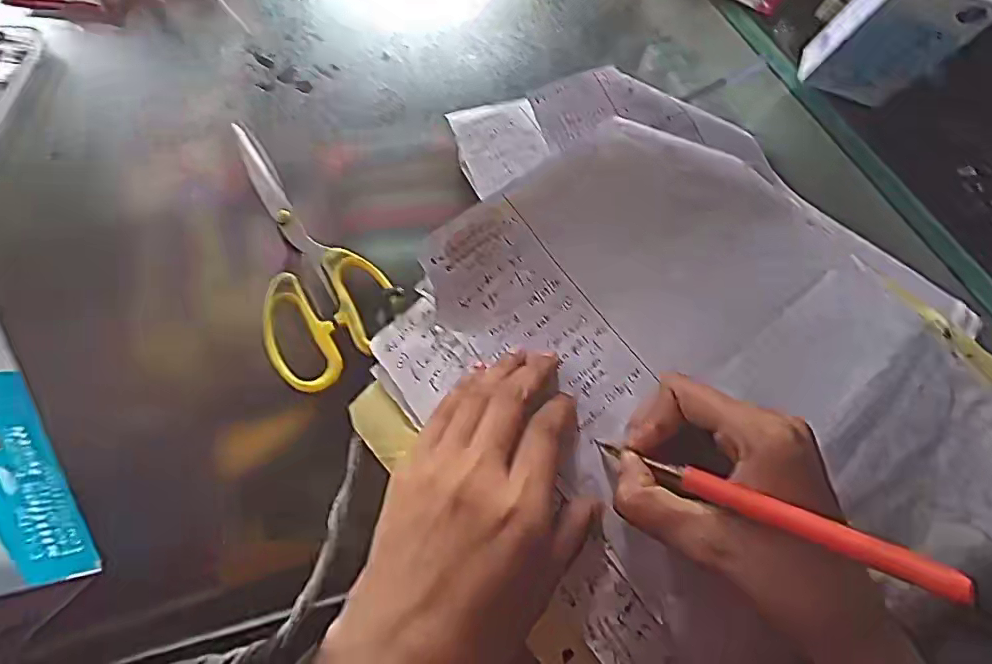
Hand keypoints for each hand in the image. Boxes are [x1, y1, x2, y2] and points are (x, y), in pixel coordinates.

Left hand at [322, 352, 599, 663]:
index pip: (547, 433)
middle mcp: (482, 472)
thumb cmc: (478, 626)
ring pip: (475, 398)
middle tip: (545, 358)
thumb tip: (589, 498)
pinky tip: (471, 378)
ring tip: (514, 356)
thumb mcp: (540, 587)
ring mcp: (442, 464)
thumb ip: (569, 534)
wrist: (401, 641)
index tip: (567, 400)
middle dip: (532, 373)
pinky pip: (440, 413)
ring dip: (497, 371)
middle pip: (510, 402)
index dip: (560, 408)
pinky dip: (459, 389)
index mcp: (521, 505)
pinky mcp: (412, 464)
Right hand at [613, 375, 917, 663]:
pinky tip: (688, 495)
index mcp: (762, 430)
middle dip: (659, 437)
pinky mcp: (779, 456)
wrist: (847, 629)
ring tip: (661, 490)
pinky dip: (694, 461)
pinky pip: (720, 440)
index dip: (648, 421)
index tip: (633, 462)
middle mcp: (773, 420)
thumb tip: (621, 469)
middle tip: (641, 477)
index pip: (682, 392)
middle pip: (692, 403)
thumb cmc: (783, 582)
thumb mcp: (707, 544)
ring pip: (703, 422)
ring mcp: (780, 437)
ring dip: (674, 450)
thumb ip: (649, 502)